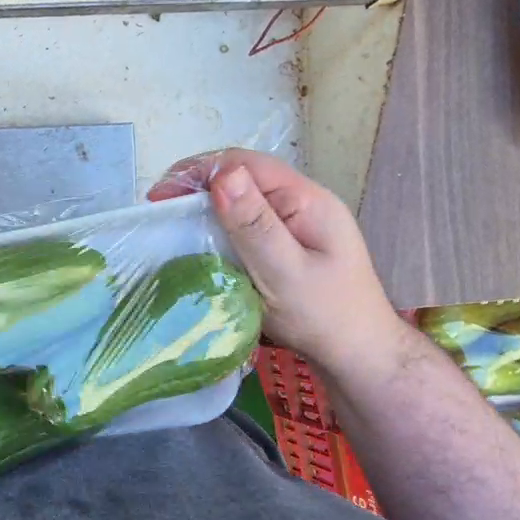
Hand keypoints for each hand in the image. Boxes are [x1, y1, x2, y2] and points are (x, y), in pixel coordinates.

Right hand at [149, 148, 404, 370]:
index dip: (198, 172)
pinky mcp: (286, 242)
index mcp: (305, 200)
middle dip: (196, 187)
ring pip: (241, 199)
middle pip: (241, 176)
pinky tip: (200, 243)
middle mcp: (301, 202)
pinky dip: (218, 227)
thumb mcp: (283, 272)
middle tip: (160, 213)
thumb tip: (221, 174)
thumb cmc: (322, 316)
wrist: (359, 355)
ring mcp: (295, 222)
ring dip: (205, 207)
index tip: (161, 199)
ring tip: (173, 227)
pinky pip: (246, 222)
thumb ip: (253, 224)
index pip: (244, 163)